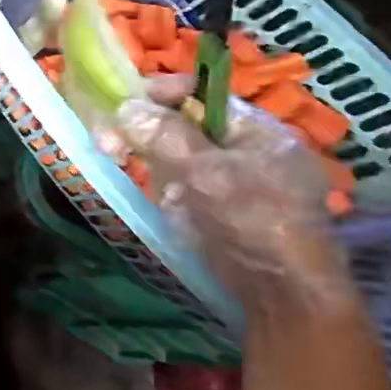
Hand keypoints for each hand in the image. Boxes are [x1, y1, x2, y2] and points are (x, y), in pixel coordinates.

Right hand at [105, 76, 357, 322]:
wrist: (283, 296)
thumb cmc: (254, 222)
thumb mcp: (207, 172)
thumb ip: (165, 135)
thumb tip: (125, 105)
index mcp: (255, 130)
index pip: (201, 93)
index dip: (160, 93)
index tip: (122, 103)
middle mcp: (241, 148)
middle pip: (180, 122)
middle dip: (141, 127)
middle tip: (107, 141)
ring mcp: (226, 180)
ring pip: (172, 151)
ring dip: (141, 152)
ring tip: (114, 158)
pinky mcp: (212, 207)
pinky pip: (175, 180)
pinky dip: (155, 179)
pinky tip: (142, 186)